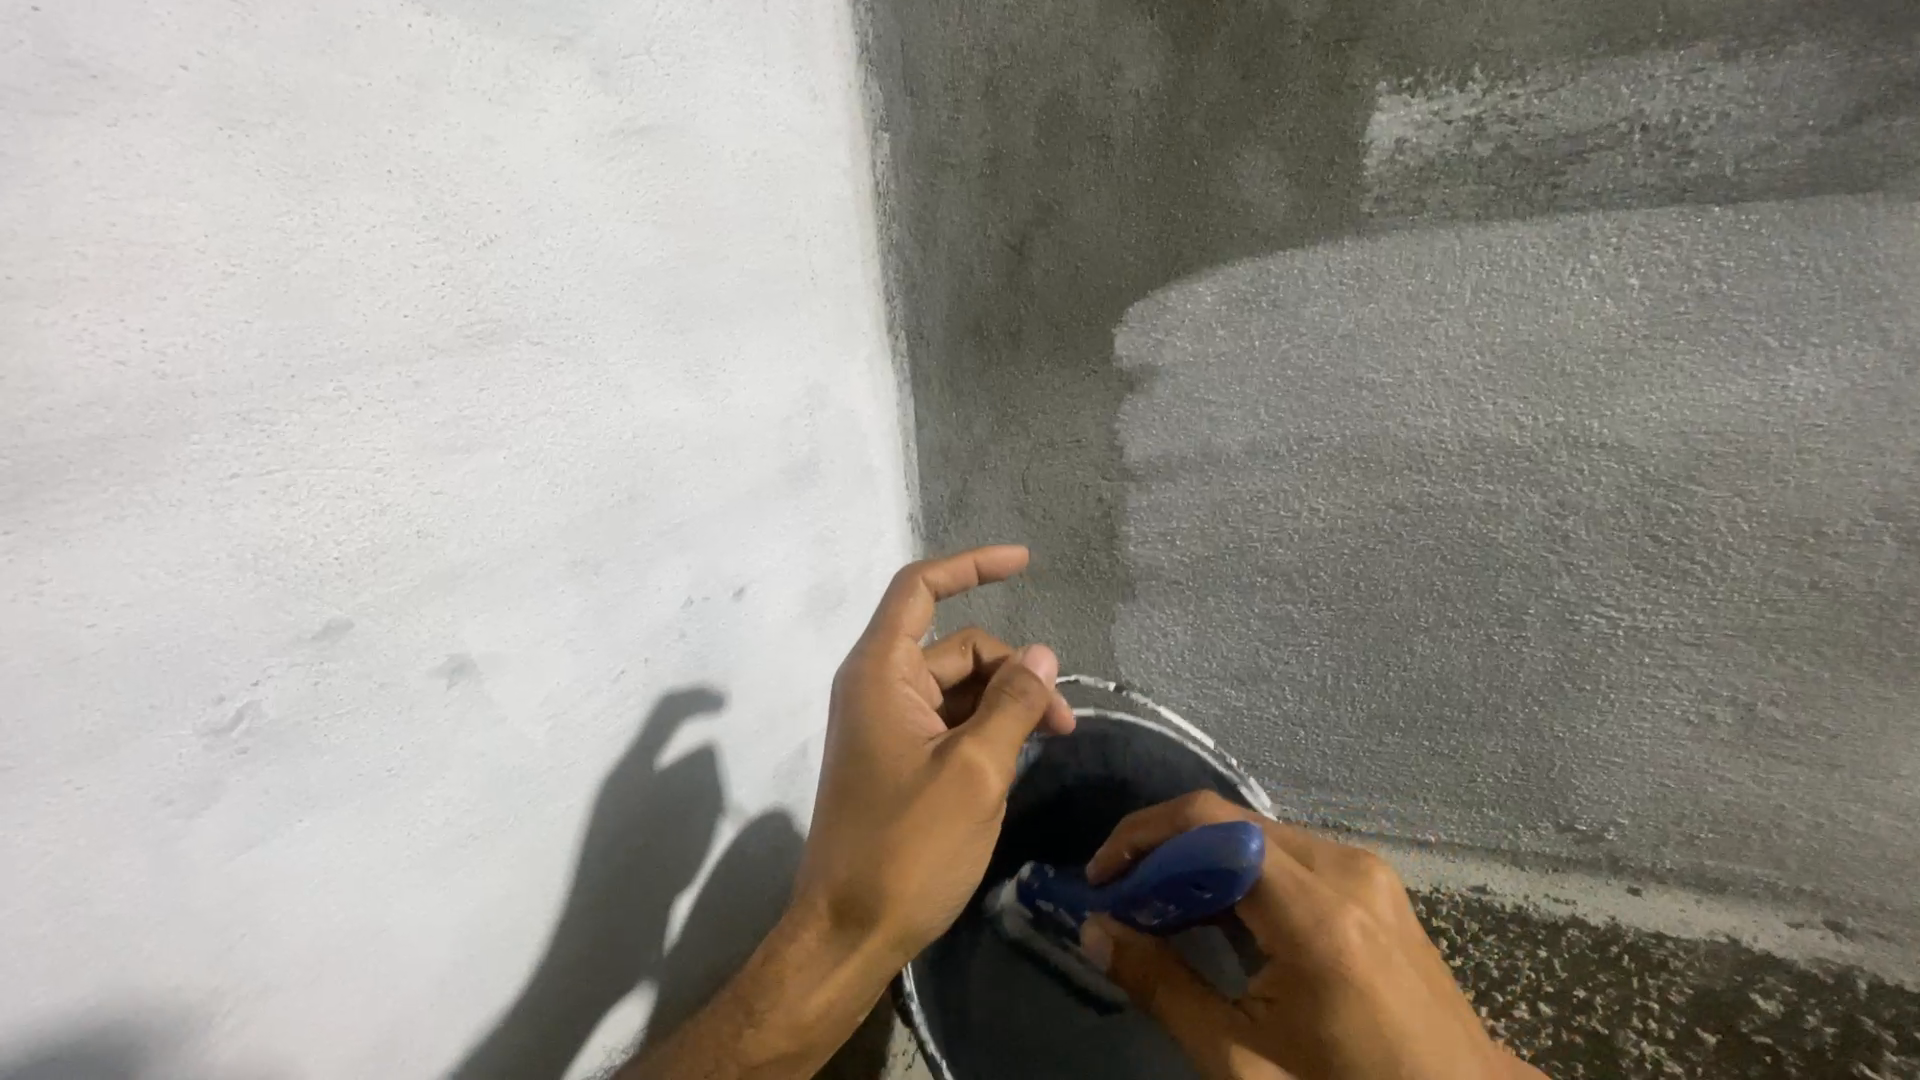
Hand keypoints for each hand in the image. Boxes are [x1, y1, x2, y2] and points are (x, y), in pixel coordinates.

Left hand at [792, 545, 1076, 965]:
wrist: (849, 932)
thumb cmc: (908, 848)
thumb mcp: (975, 770)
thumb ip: (1012, 703)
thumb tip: (1043, 655)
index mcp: (881, 672)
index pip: (920, 589)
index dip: (971, 566)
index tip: (1024, 563)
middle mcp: (879, 687)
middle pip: (957, 647)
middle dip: (1013, 671)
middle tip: (1062, 724)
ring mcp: (887, 724)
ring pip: (959, 688)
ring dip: (1006, 704)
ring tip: (1049, 743)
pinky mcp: (898, 758)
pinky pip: (950, 722)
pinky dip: (987, 729)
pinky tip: (1019, 757)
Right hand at [1080, 792, 1545, 1079]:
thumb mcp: (1245, 1065)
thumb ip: (1163, 987)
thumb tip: (1093, 931)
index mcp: (1317, 916)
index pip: (1208, 827)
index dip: (1140, 839)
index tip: (1100, 882)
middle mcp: (1343, 869)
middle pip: (1226, 822)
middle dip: (1161, 850)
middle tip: (1120, 899)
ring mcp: (1364, 870)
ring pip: (1251, 833)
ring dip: (1194, 860)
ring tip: (1157, 908)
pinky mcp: (1371, 880)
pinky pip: (1282, 852)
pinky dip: (1233, 871)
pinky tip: (1213, 914)